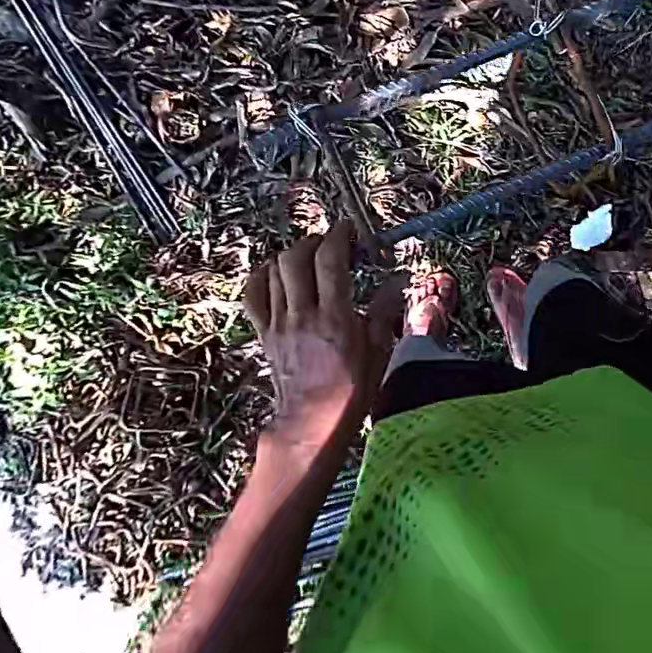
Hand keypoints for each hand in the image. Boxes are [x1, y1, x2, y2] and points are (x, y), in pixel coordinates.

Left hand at [243, 220, 405, 466]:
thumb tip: (398, 280)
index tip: (349, 230)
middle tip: (330, 244)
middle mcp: (302, 315)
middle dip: (313, 241)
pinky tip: (277, 274)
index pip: (330, 260)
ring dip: (292, 256)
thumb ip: (384, 310)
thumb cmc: (351, 391)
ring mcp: (278, 323)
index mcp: (335, 318)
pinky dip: (263, 277)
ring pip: (274, 271)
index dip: (338, 236)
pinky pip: (253, 294)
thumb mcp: (377, 350)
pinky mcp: (264, 333)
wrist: (312, 423)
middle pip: (296, 258)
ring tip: (310, 258)